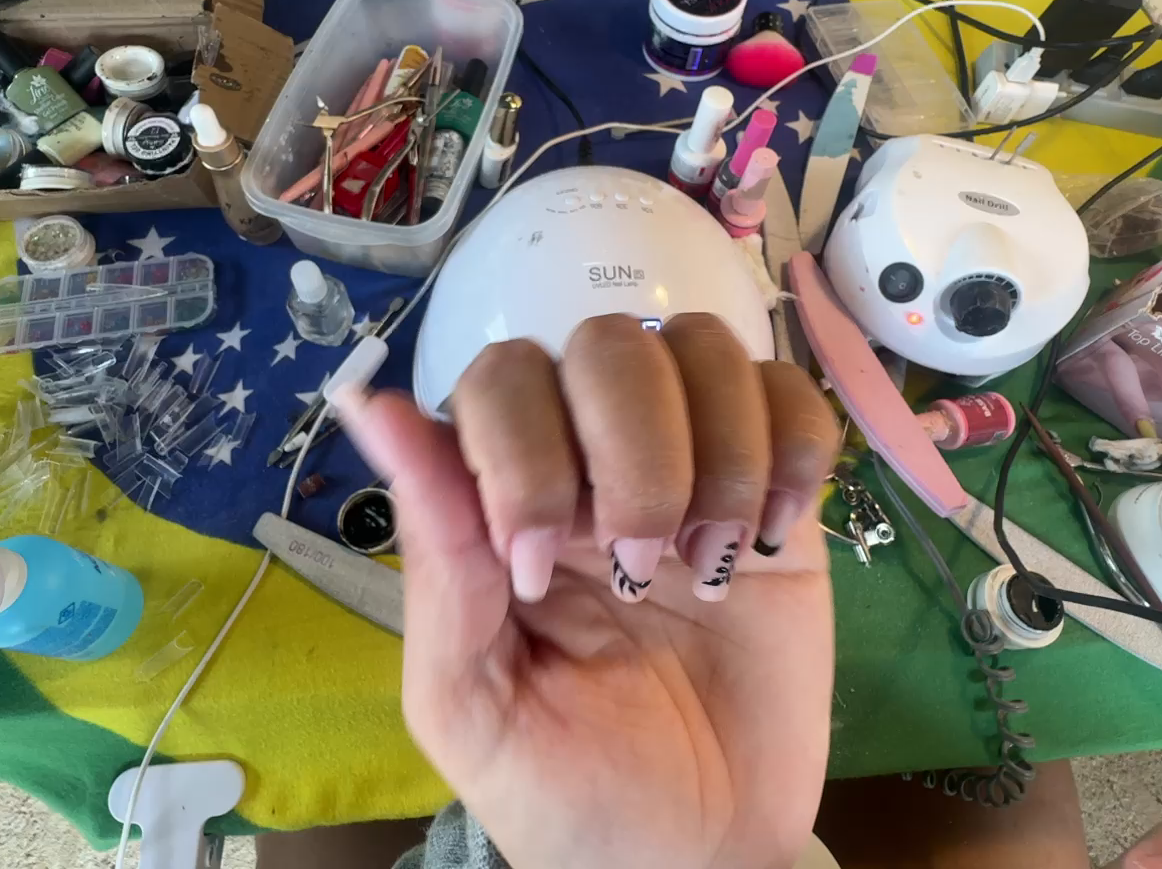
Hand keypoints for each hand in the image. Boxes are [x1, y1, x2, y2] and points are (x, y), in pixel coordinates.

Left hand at [336, 313, 840, 868]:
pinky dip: (791, 451)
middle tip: (640, 565)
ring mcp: (692, 457)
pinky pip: (790, 395)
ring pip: (702, 347)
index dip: (523, 450)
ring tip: (711, 560)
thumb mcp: (472, 697)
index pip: (502, 377)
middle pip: (609, 343)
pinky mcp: (776, 482)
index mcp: (506, 492)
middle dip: (634, 453)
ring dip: (717, 454)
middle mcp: (594, 451)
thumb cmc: (569, 782)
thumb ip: (435, 557)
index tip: (540, 565)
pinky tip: (771, 536)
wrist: (700, 850)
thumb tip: (370, 403)